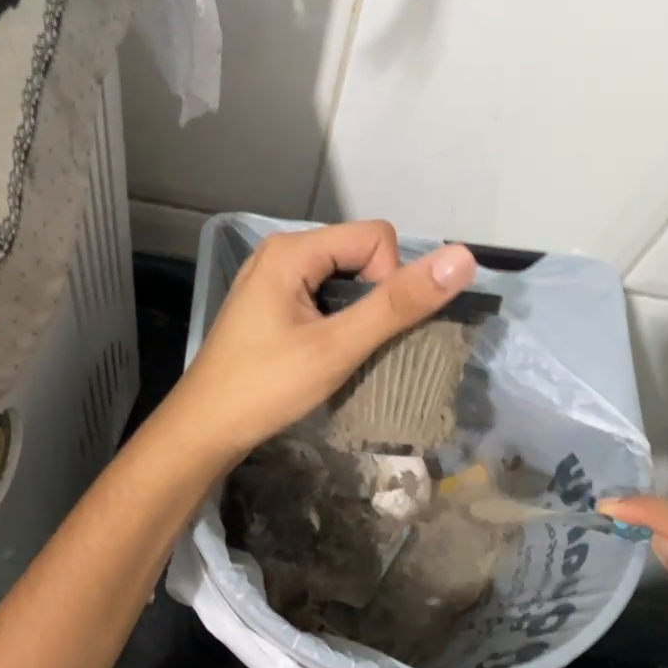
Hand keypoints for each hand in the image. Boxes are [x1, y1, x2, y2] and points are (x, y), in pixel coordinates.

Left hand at [157, 221, 476, 463]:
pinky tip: (318, 356)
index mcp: (292, 250)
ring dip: (352, 314)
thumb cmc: (266, 389)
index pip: (376, 237)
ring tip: (334, 355)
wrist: (204, 429)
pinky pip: (317, 298)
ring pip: (339, 280)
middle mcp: (278, 253)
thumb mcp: (337, 347)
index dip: (388, 280)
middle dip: (370, 298)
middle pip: (357, 255)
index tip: (363, 330)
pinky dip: (332, 323)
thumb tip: (463, 258)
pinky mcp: (265, 307)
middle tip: (349, 347)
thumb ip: (397, 304)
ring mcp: (268, 281)